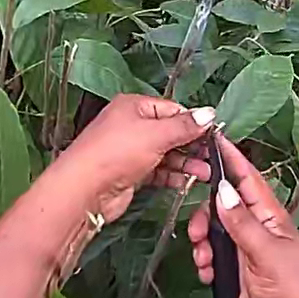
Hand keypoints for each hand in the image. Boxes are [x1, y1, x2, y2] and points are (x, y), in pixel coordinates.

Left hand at [45, 95, 212, 223]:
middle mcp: (132, 125)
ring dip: (186, 162)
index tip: (215, 135)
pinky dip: (173, 175)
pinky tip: (187, 181)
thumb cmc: (116, 153)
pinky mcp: (131, 172)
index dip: (194, 122)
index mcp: (135, 106)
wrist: (83, 191)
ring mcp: (131, 150)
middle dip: (192, 145)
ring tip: (206, 173)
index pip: (173, 109)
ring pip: (166, 153)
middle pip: (171, 132)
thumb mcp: (156, 134)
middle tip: (213, 156)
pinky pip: (158, 170)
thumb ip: (185, 126)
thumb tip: (210, 113)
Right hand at [188, 134, 298, 297]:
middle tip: (196, 233)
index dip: (231, 157)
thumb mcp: (265, 254)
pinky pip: (213, 254)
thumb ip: (241, 222)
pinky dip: (205, 260)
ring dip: (202, 241)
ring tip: (203, 259)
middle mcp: (257, 226)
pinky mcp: (236, 269)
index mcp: (270, 215)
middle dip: (204, 213)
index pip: (247, 178)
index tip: (212, 138)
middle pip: (223, 204)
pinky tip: (207, 274)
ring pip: (214, 229)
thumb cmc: (290, 290)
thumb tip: (221, 189)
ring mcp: (246, 247)